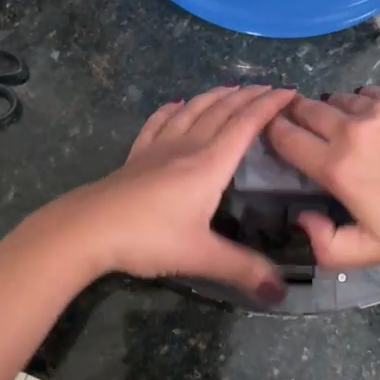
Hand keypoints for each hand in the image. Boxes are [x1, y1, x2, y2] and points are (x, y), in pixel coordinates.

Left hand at [28, 85, 295, 303]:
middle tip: (271, 87)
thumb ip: (243, 269)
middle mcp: (188, 146)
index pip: (246, 124)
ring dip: (215, 96)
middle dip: (249, 96)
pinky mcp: (136, 155)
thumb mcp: (201, 256)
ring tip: (232, 88)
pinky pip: (159, 122)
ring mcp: (158, 147)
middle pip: (222, 110)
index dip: (270, 105)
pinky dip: (173, 108)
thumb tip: (282, 292)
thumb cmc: (149, 237)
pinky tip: (175, 105)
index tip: (290, 91)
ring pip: (192, 110)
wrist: (89, 228)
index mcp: (210, 164)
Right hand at [265, 86, 379, 267]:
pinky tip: (368, 116)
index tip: (265, 135)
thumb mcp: (375, 251)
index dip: (269, 133)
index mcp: (337, 166)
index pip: (285, 138)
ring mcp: (378, 108)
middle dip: (292, 115)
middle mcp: (350, 129)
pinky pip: (366, 93)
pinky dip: (358, 103)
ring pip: (335, 99)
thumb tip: (302, 219)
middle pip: (304, 110)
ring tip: (332, 124)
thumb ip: (327, 246)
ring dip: (326, 110)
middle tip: (292, 125)